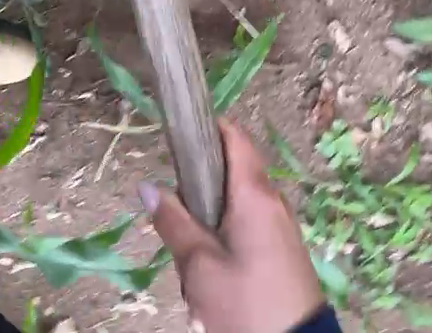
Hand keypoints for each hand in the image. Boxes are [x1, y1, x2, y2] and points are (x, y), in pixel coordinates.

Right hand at [143, 121, 324, 332]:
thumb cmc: (247, 305)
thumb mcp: (199, 266)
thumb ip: (173, 222)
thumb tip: (146, 186)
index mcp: (255, 193)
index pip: (234, 135)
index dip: (206, 127)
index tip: (178, 138)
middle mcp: (273, 202)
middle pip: (230, 173)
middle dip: (198, 190)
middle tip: (177, 218)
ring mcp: (282, 228)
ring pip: (235, 206)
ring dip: (209, 224)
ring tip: (193, 261)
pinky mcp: (285, 254)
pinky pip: (248, 231)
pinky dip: (226, 242)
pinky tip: (213, 278)